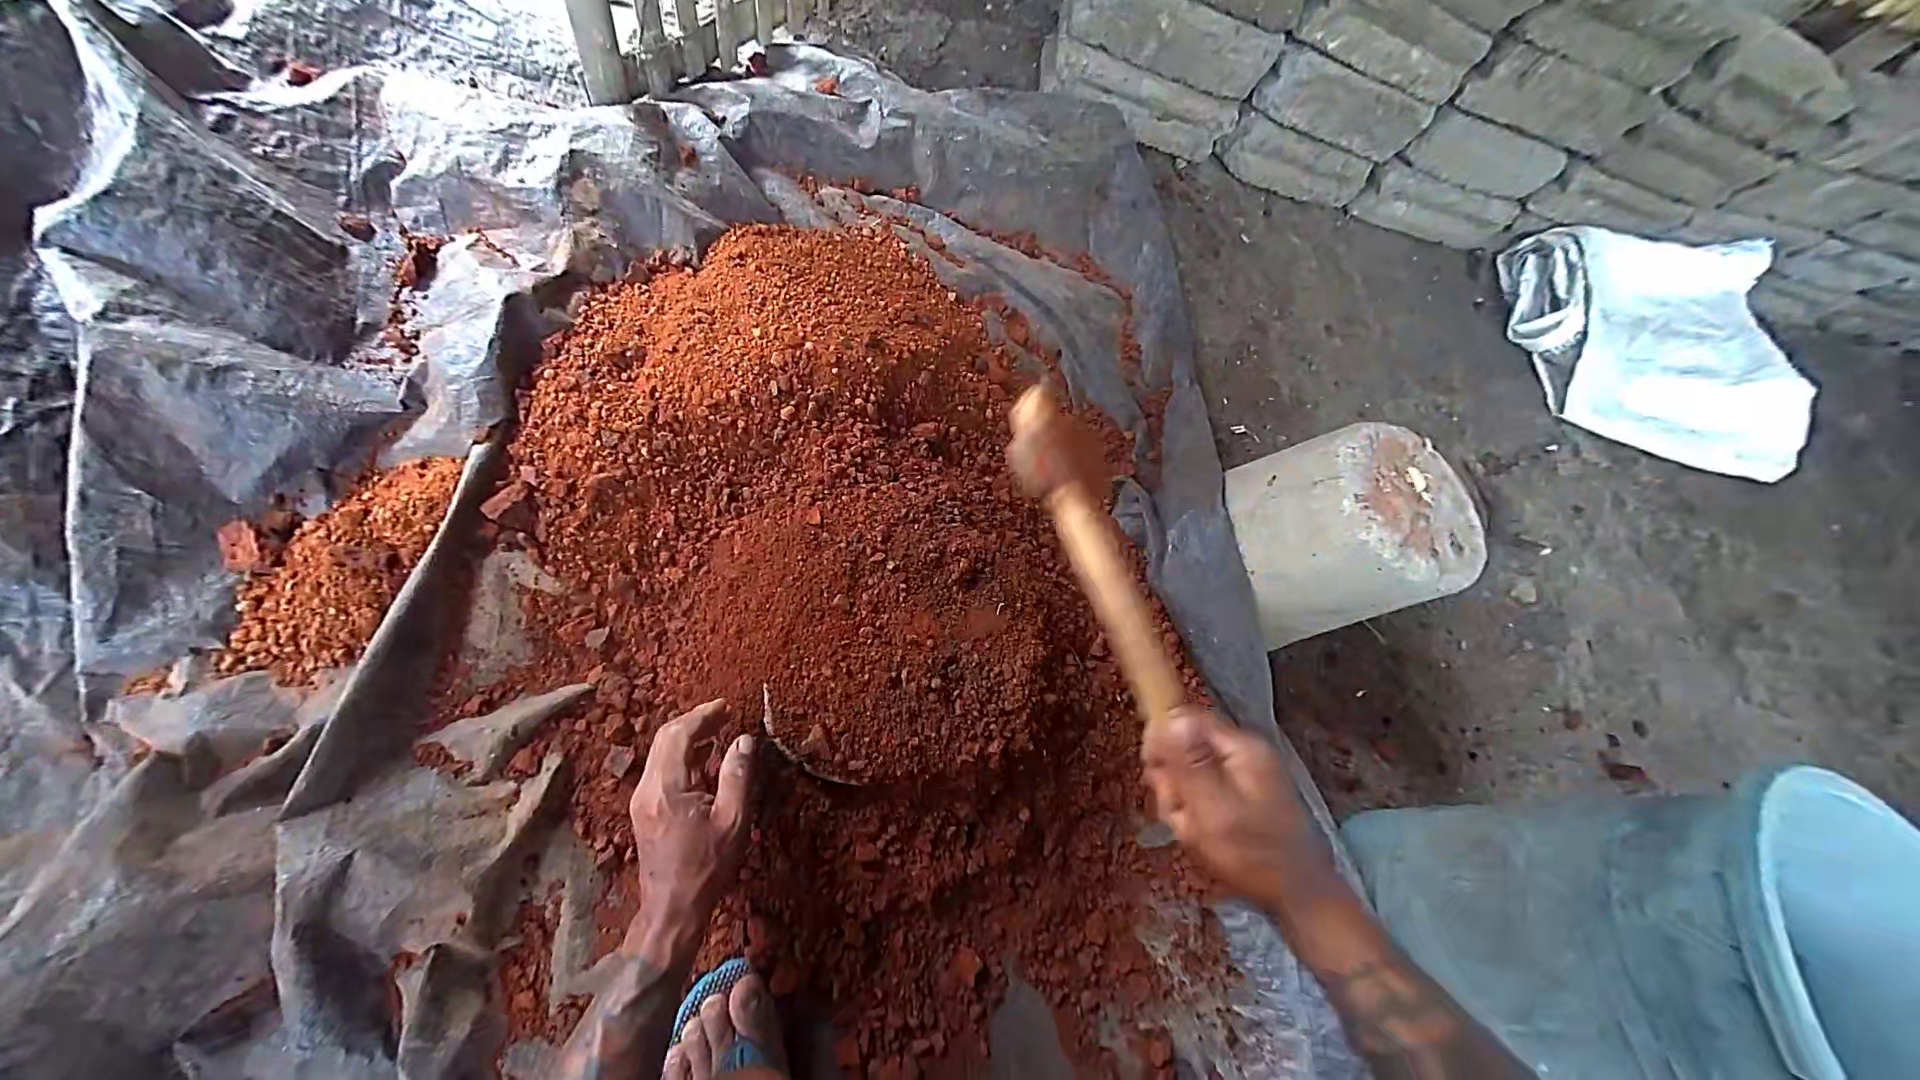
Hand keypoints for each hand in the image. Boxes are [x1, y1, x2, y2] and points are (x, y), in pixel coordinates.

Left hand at [625, 700, 754, 962]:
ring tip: (718, 730)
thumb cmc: (706, 867)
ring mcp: (642, 801)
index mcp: (666, 789)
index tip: (725, 707)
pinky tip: (705, 758)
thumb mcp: (732, 820)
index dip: (702, 716)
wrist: (672, 910)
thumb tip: (744, 740)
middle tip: (723, 713)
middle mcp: (647, 790)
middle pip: (664, 739)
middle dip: (694, 721)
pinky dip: (684, 755)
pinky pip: (662, 769)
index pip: (678, 735)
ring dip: (689, 737)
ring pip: (661, 753)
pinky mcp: (645, 810)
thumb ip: (738, 775)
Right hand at [1141, 705, 1317, 904]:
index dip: (1163, 738)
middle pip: (1185, 747)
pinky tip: (1202, 836)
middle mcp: (1242, 754)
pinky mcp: (1240, 796)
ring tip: (1194, 832)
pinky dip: (1194, 813)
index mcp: (1241, 748)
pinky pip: (1202, 793)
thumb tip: (1169, 718)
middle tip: (1180, 813)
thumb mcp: (1215, 809)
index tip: (1152, 770)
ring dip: (1181, 802)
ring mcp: (1243, 775)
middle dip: (1173, 781)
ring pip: (1189, 774)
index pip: (1188, 719)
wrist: (1300, 899)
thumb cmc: (1256, 855)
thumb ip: (1189, 764)